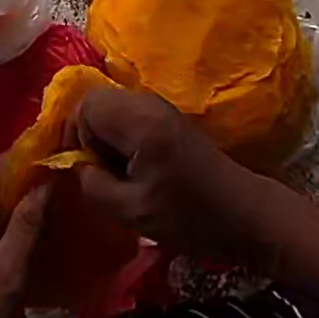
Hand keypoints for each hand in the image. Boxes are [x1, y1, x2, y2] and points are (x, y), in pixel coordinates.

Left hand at [0, 156, 50, 317]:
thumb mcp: (5, 273)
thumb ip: (26, 223)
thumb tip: (49, 177)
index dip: (23, 157)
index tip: (53, 143)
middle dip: (28, 176)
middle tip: (61, 161)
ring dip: (27, 196)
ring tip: (59, 180)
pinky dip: (21, 218)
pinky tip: (46, 212)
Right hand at [70, 87, 287, 267]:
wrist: (243, 213)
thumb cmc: (190, 217)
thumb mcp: (133, 213)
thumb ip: (93, 184)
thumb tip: (75, 164)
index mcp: (139, 120)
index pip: (85, 107)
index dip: (79, 138)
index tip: (91, 171)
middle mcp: (147, 101)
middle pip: (96, 101)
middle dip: (90, 134)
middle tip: (105, 172)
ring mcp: (158, 103)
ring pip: (110, 106)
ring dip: (106, 135)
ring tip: (122, 172)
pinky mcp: (166, 113)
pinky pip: (127, 112)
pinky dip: (122, 134)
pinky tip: (138, 165)